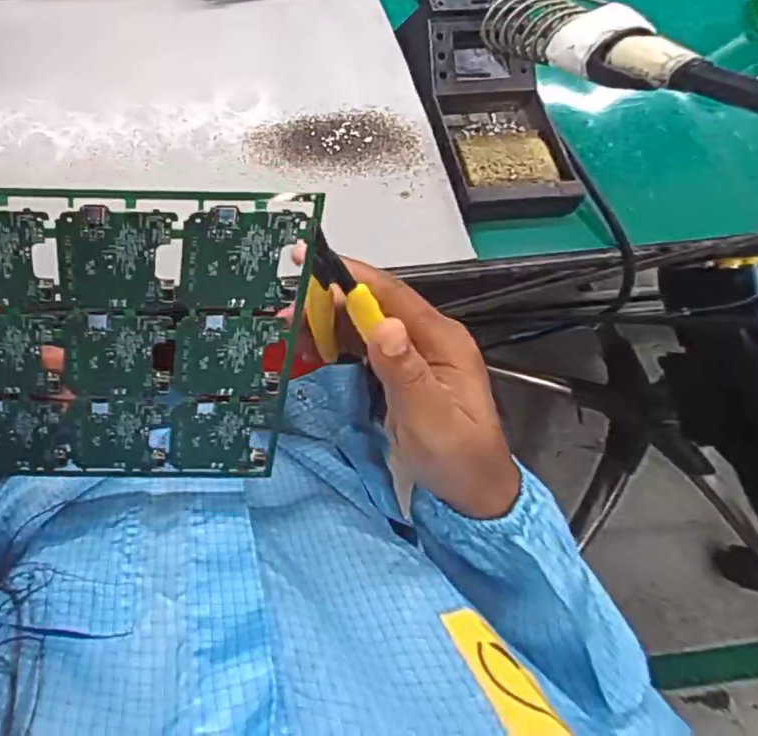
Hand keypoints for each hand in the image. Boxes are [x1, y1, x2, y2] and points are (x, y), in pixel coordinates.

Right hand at [298, 248, 520, 518]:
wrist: (472, 497)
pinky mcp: (392, 367)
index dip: (348, 274)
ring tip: (287, 327)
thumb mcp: (431, 418)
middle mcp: (423, 337)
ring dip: (321, 321)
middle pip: (367, 303)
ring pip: (356, 322)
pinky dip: (327, 340)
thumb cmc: (458, 459)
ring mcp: (407, 351)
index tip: (309, 261)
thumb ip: (405, 371)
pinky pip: (354, 343)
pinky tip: (305, 346)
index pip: (389, 293)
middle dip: (324, 300)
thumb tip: (382, 325)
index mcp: (441, 340)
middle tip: (285, 310)